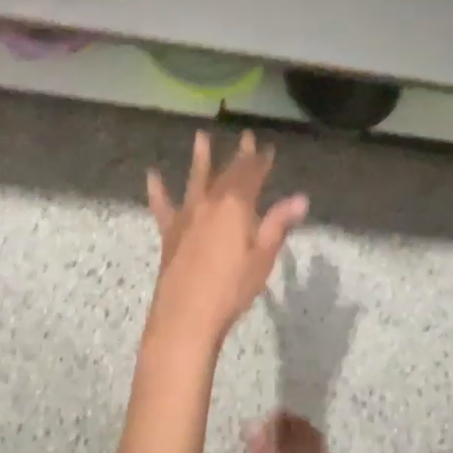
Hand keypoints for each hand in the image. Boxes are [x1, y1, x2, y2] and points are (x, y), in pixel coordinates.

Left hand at [145, 131, 308, 346]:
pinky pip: (162, 204)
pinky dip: (157, 189)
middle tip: (245, 136)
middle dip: (239, 155)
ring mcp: (187, 214)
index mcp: (236, 205)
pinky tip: (152, 175)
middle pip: (227, 172)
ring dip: (200, 157)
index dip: (261, 161)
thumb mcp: (262, 257)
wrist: (186, 316)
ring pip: (195, 179)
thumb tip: (301, 198)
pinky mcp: (170, 230)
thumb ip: (278, 224)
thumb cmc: (231, 288)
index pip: (252, 175)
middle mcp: (211, 201)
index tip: (269, 148)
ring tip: (200, 136)